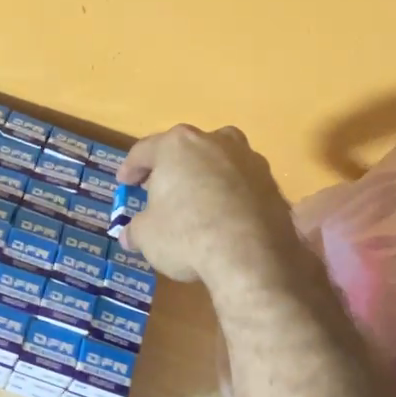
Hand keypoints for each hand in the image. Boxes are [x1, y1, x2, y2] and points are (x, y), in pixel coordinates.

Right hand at [120, 124, 296, 285]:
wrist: (250, 255)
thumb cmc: (185, 235)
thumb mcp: (146, 235)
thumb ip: (136, 229)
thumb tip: (131, 235)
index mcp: (177, 146)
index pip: (144, 150)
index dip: (130, 168)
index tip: (124, 183)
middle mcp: (215, 141)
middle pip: (185, 149)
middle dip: (171, 168)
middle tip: (159, 189)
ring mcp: (248, 159)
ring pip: (218, 162)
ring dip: (204, 177)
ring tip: (195, 201)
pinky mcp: (271, 183)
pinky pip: (240, 184)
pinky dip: (228, 195)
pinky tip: (221, 217)